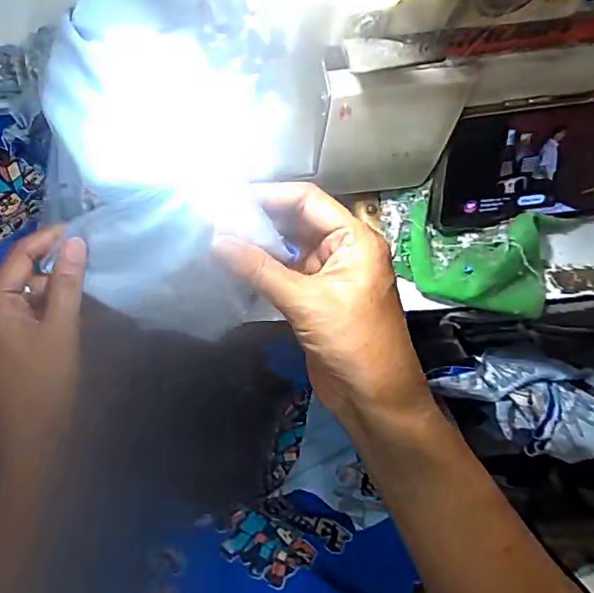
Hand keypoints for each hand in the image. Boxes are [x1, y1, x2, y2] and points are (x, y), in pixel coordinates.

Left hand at [0, 224, 87, 481]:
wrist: (31, 439)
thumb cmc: (45, 383)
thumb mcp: (61, 329)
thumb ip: (67, 283)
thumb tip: (76, 242)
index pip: (17, 257)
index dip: (45, 240)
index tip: (76, 229)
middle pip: (17, 273)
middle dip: (48, 264)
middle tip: (84, 260)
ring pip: (22, 292)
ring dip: (48, 286)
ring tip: (79, 287)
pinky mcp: (2, 342)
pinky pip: (22, 311)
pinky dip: (43, 305)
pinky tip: (65, 310)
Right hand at [211, 184, 433, 431]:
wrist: (375, 397)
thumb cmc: (355, 344)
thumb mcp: (306, 302)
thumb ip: (260, 270)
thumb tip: (218, 242)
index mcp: (354, 240)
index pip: (308, 200)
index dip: (270, 195)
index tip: (231, 199)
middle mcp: (342, 250)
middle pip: (295, 221)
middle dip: (258, 220)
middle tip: (217, 220)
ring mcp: (327, 274)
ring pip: (287, 248)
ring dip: (257, 245)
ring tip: (219, 240)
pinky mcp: (313, 297)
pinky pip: (283, 272)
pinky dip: (260, 268)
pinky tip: (234, 266)